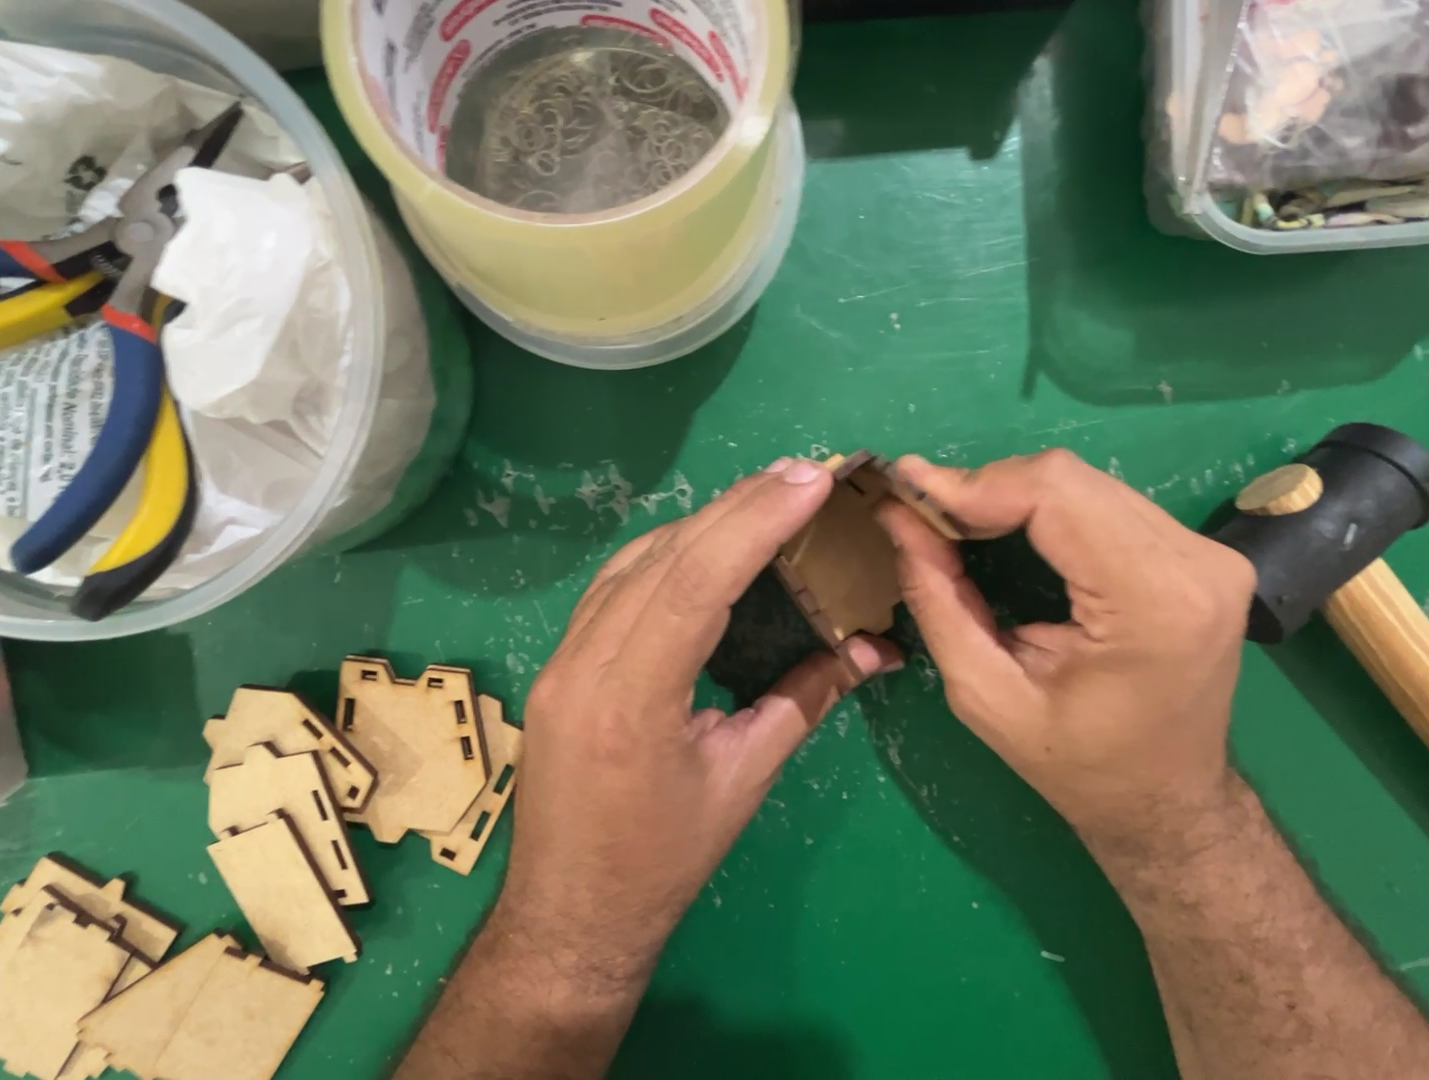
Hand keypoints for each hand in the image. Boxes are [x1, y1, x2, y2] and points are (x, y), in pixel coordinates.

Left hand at [499, 458, 901, 987]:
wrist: (570, 913)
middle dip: (736, 507)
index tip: (810, 480)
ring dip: (699, 524)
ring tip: (762, 498)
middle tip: (799, 473)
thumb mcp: (744, 781)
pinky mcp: (557, 664)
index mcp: (632, 700)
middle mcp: (584, 664)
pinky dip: (663, 555)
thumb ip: (805, 701)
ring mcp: (560, 661)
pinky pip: (612, 587)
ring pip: (632, 563)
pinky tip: (702, 544)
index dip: (756, 522)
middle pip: (663, 557)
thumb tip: (871, 650)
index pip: (697, 581)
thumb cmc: (663, 862)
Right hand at [876, 451, 1254, 846]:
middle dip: (983, 488)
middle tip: (921, 511)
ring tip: (952, 521)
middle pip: (1068, 478)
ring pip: (1084, 481)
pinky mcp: (1200, 552)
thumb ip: (937, 598)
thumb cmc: (1076, 765)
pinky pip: (1103, 500)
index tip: (906, 493)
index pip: (1055, 495)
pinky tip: (1002, 527)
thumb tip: (897, 518)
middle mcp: (1195, 563)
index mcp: (1152, 603)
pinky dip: (1041, 507)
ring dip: (1009, 494)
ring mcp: (1207, 553)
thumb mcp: (985, 695)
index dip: (973, 485)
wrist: (1166, 800)